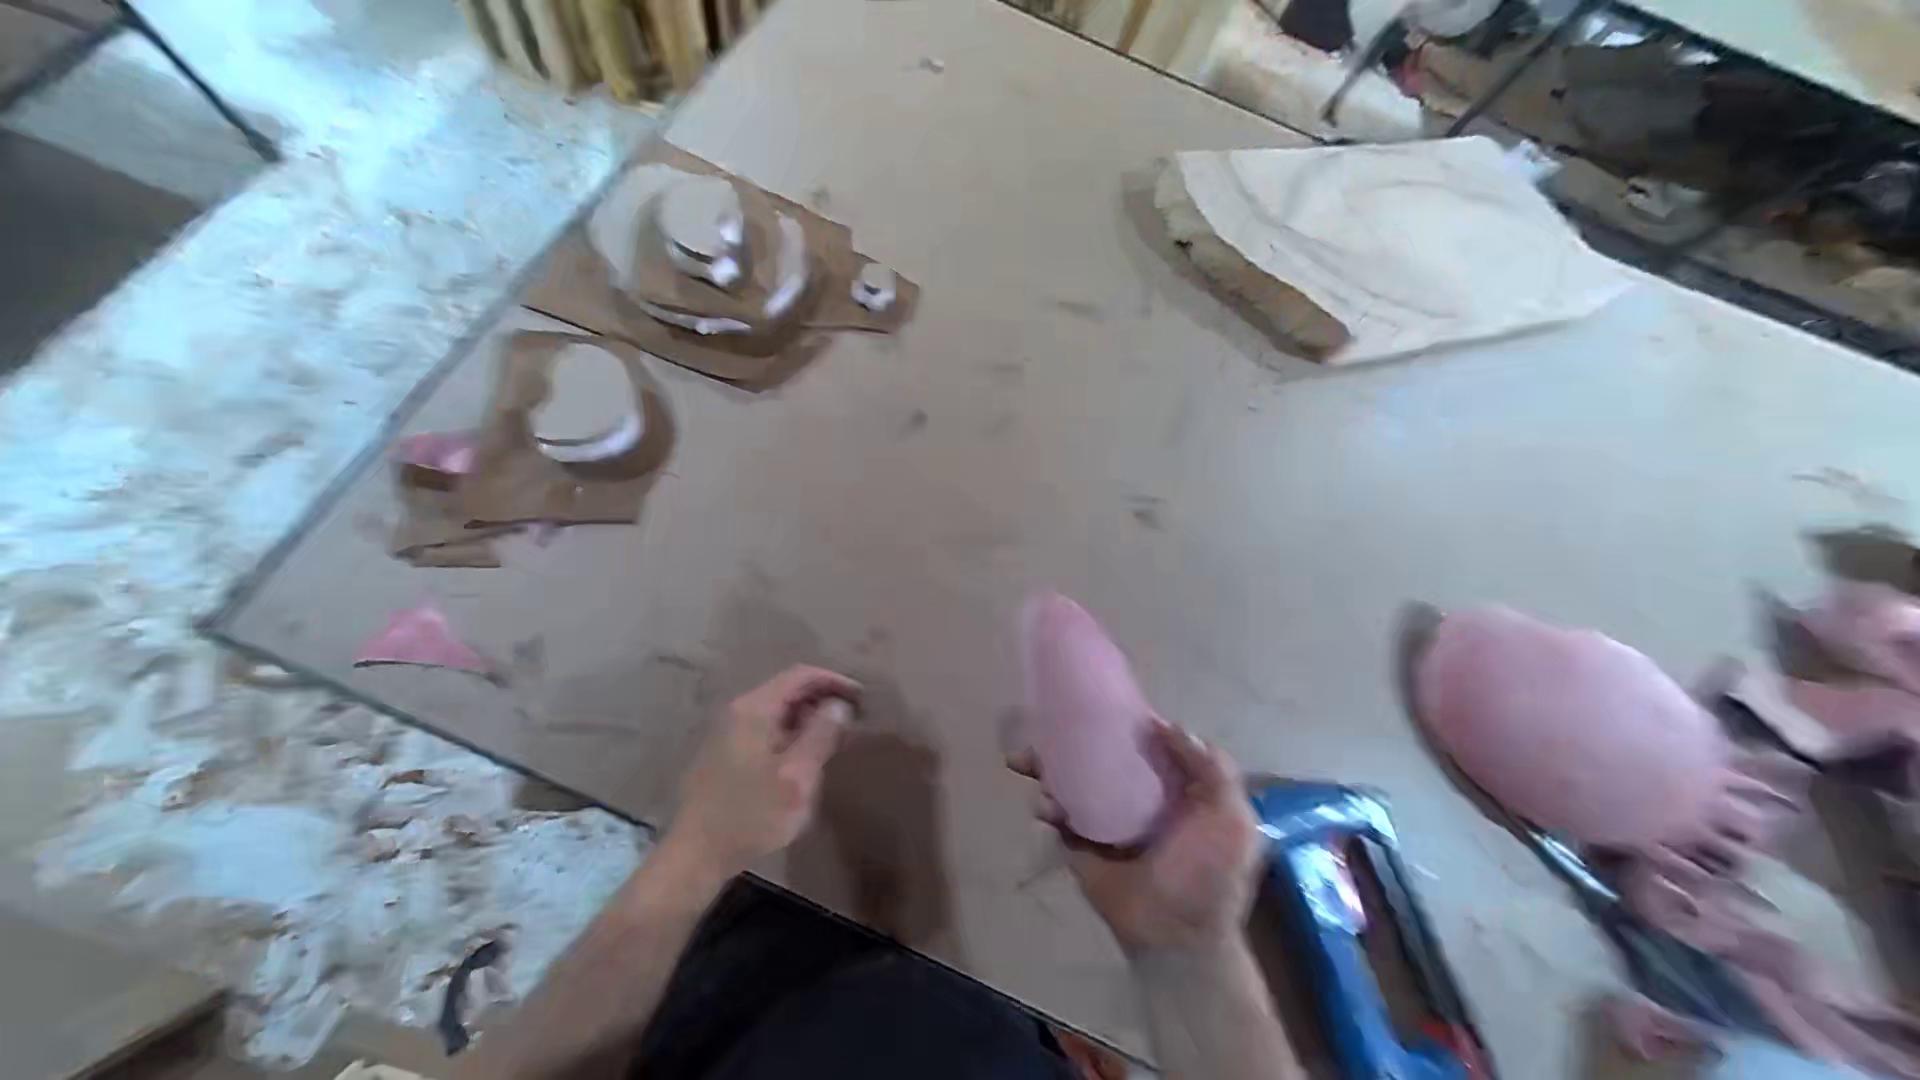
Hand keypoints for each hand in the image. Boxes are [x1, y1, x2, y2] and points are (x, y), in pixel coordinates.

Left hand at [666, 665, 860, 882]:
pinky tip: (807, 753)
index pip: (801, 675)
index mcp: (753, 709)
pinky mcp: (726, 752)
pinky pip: (768, 728)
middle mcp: (738, 711)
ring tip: (837, 735)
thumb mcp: (796, 778)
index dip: (834, 681)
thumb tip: (839, 705)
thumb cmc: (750, 816)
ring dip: (809, 716)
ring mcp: (729, 731)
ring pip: (778, 710)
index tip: (862, 698)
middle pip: (788, 689)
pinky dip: (793, 731)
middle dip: (823, 698)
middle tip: (854, 717)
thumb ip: (821, 735)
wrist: (695, 856)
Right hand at [1009, 719, 1260, 953]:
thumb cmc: (1209, 876)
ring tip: (1028, 763)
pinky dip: (1045, 805)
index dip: (1121, 720)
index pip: (1140, 742)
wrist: (1176, 939)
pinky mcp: (1078, 842)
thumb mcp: (1231, 820)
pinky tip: (1045, 807)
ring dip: (1045, 767)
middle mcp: (1132, 793)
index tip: (1096, 701)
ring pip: (1068, 779)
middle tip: (1044, 727)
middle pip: (1094, 755)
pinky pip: (1056, 815)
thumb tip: (1168, 724)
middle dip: (1066, 738)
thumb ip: (1213, 769)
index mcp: (1168, 785)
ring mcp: (1102, 817)